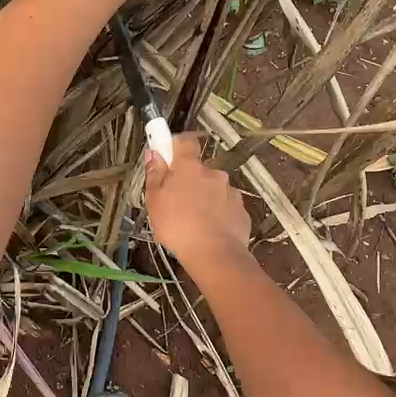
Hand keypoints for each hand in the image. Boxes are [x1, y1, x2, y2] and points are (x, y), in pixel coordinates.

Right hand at [144, 133, 251, 267]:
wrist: (214, 255)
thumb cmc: (177, 225)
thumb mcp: (155, 200)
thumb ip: (155, 174)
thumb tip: (153, 152)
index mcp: (190, 167)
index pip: (185, 142)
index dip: (176, 145)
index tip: (167, 157)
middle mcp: (214, 173)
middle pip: (199, 170)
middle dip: (189, 181)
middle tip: (176, 201)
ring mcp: (231, 192)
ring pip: (213, 189)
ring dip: (204, 197)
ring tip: (194, 220)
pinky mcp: (241, 210)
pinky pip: (225, 206)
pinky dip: (217, 212)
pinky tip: (209, 230)